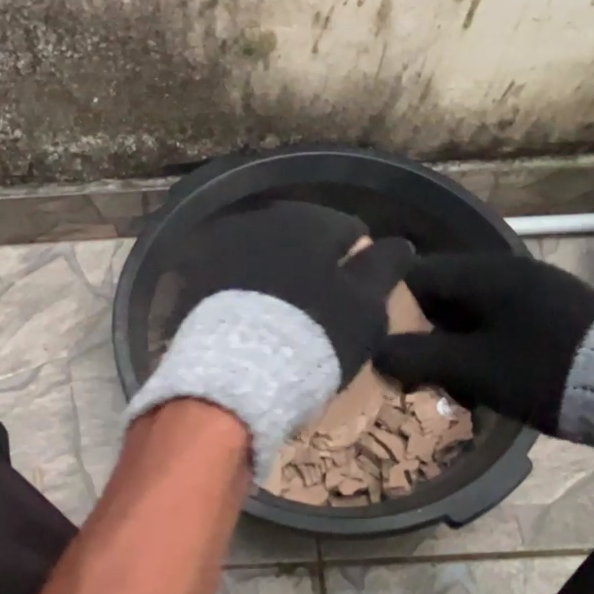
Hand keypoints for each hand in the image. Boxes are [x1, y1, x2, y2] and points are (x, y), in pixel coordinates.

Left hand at [128, 201, 412, 477]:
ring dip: (275, 275)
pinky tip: (250, 322)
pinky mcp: (193, 278)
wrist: (235, 372)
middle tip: (320, 306)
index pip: (347, 229)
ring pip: (262, 255)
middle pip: (299, 238)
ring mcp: (221, 248)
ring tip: (284, 317)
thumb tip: (400, 243)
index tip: (359, 292)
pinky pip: (229, 279)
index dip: (359, 260)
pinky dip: (242, 292)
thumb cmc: (313, 335)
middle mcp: (260, 221)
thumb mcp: (365, 307)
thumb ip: (384, 268)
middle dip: (311, 263)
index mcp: (307, 221)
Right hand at [372, 253, 593, 433]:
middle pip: (448, 293)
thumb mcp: (471, 368)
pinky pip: (505, 324)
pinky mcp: (562, 318)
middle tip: (408, 365)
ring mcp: (542, 293)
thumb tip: (376, 353)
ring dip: (455, 342)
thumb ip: (417, 358)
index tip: (376, 336)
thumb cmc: (544, 371)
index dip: (391, 303)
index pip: (420, 273)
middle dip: (423, 328)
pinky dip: (485, 347)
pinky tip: (485, 379)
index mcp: (489, 273)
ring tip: (444, 379)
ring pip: (476, 312)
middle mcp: (514, 272)